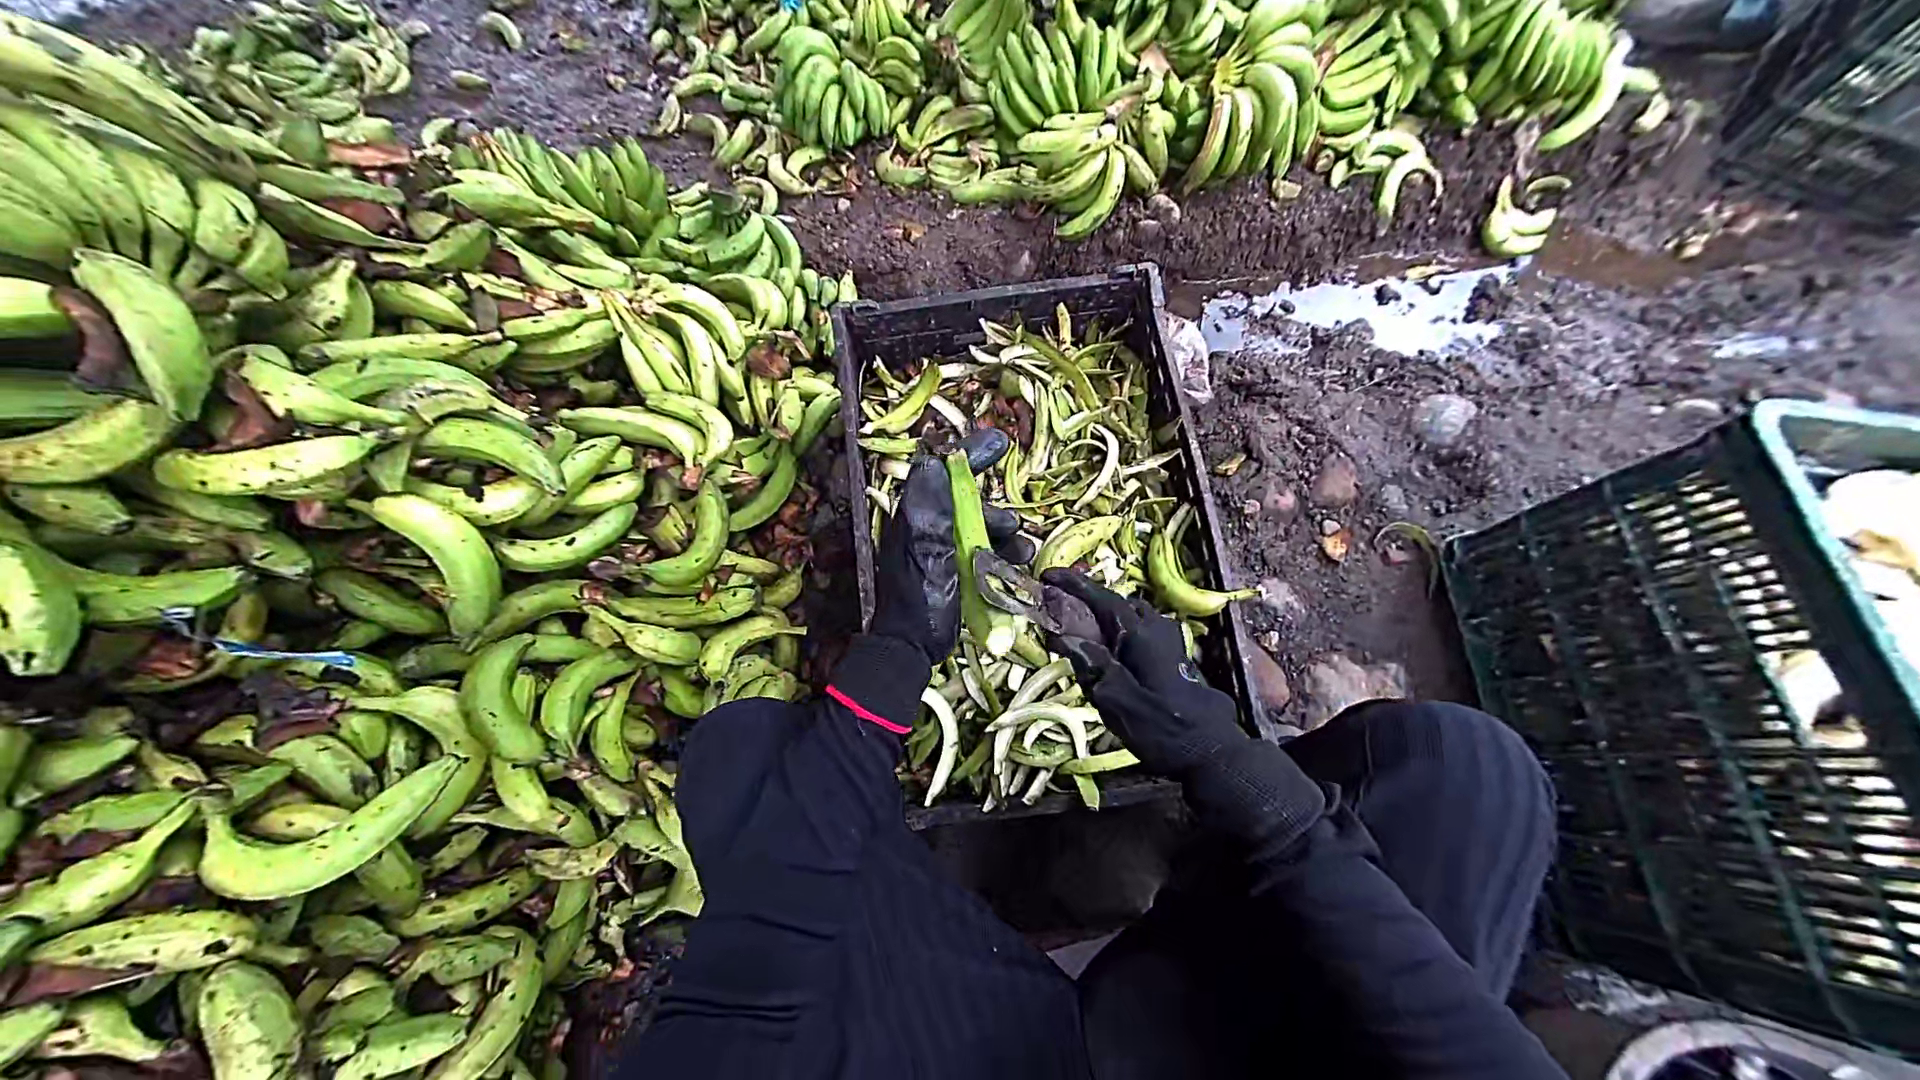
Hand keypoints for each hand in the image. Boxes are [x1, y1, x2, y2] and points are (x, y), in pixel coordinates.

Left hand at [870, 427, 1032, 662]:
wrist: (913, 645)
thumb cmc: (919, 595)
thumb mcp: (925, 546)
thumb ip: (931, 506)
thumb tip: (933, 462)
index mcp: (917, 515)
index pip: (942, 471)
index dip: (969, 454)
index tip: (998, 443)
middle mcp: (930, 527)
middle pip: (968, 502)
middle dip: (993, 509)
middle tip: (1011, 523)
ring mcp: (943, 551)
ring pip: (982, 529)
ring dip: (1005, 536)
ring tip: (1020, 550)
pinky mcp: (957, 573)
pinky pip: (986, 555)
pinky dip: (1004, 557)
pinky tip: (1017, 567)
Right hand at [1040, 568, 1248, 776]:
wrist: (1212, 753)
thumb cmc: (1163, 729)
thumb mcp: (1117, 701)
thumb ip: (1091, 664)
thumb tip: (1064, 635)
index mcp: (1140, 634)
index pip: (1102, 598)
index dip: (1073, 585)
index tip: (1047, 575)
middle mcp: (1156, 628)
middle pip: (1116, 603)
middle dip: (1086, 600)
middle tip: (1058, 606)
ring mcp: (1169, 641)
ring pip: (1130, 616)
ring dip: (1103, 617)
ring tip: (1077, 629)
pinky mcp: (1174, 657)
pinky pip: (1139, 630)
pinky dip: (1117, 631)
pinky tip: (1108, 651)